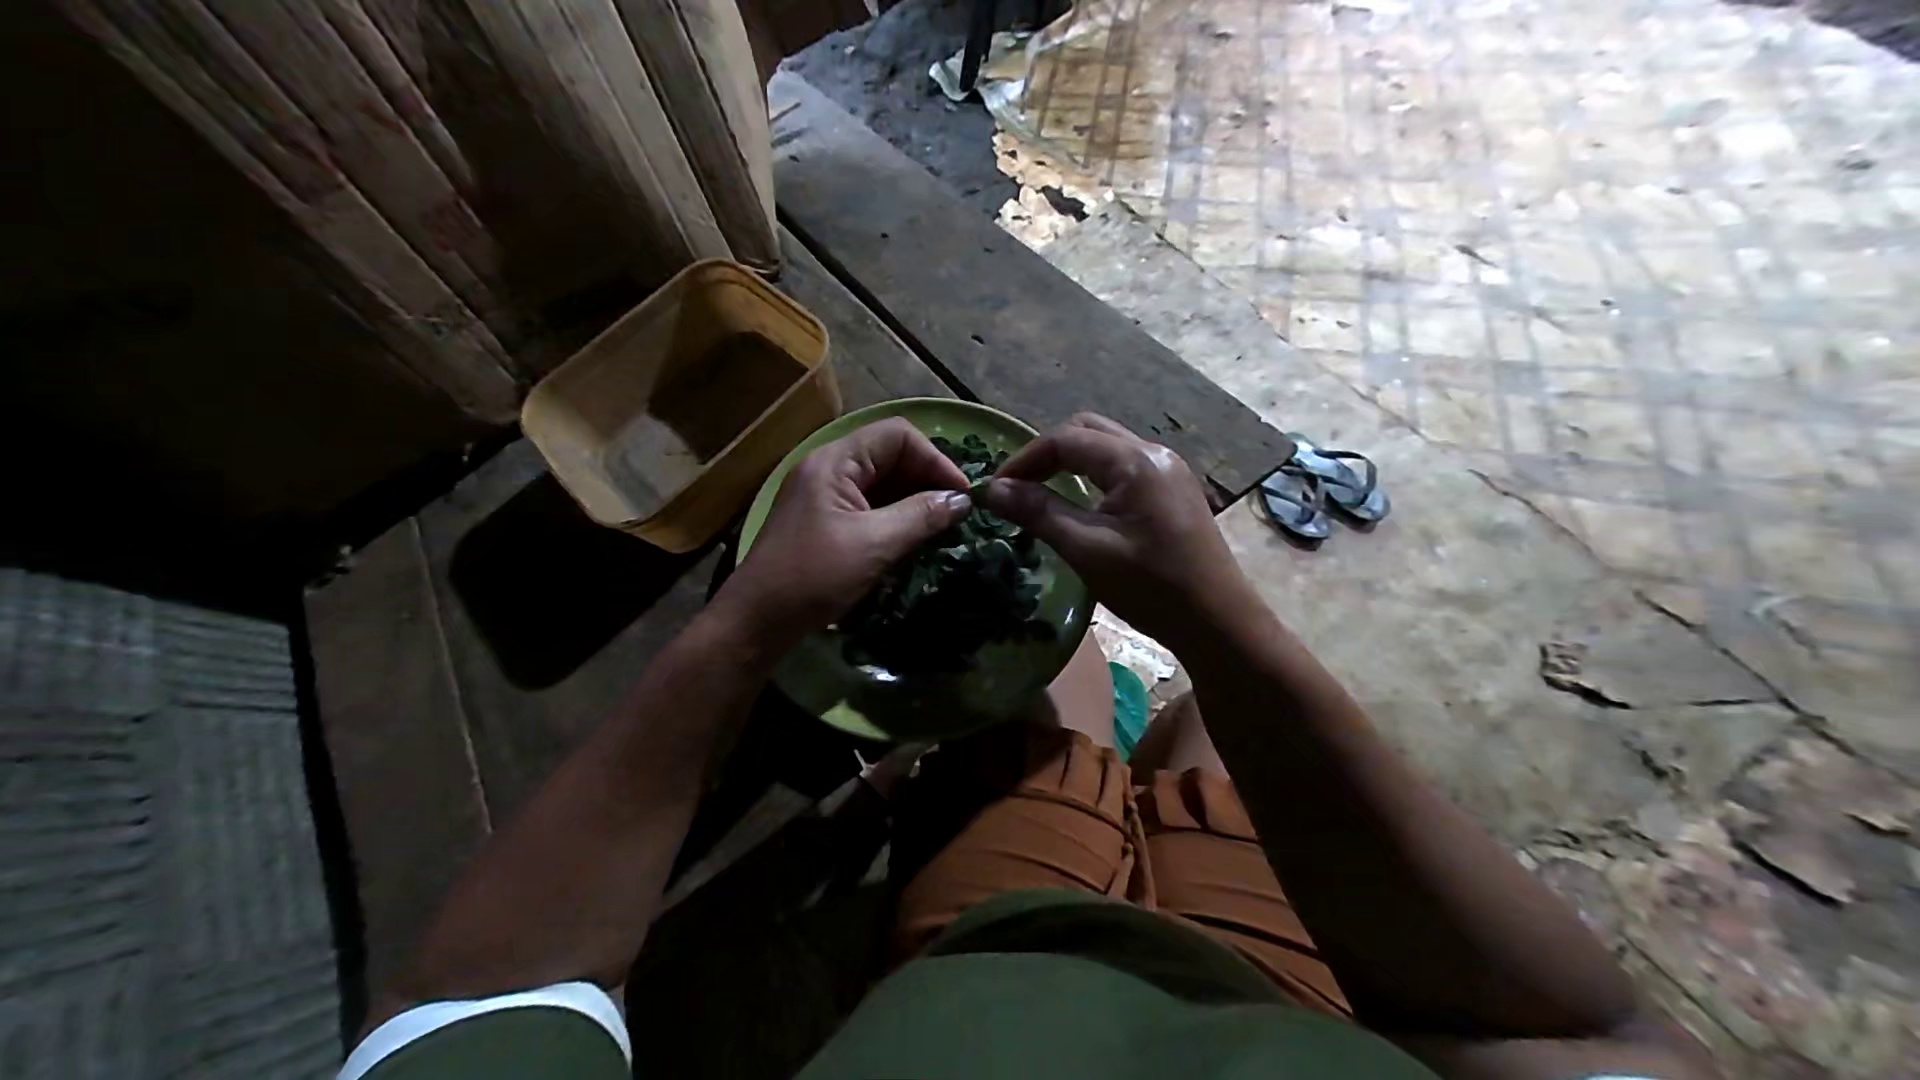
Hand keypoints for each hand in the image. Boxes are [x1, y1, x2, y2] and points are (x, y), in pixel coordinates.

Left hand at [719, 417, 973, 644]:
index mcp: (834, 461)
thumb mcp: (875, 544)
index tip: (963, 495)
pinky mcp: (827, 521)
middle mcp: (829, 469)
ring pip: (884, 483)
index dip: (936, 460)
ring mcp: (826, 496)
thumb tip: (963, 501)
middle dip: (928, 480)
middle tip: (958, 512)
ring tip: (945, 526)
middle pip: (891, 456)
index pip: (898, 436)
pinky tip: (917, 538)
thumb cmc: (813, 577)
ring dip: (916, 500)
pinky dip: (898, 517)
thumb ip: (921, 516)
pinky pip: (872, 506)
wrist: (758, 621)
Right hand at [975, 413, 1260, 645]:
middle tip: (1018, 488)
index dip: (1023, 460)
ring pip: (1105, 447)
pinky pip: (1122, 466)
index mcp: (1135, 461)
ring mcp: (1168, 470)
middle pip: (1087, 431)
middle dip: (1046, 453)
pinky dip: (1092, 475)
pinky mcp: (1172, 490)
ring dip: (1069, 462)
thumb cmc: (1152, 588)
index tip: (995, 490)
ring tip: (1041, 494)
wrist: (1218, 623)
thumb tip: (991, 489)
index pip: (1065, 439)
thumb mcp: (1087, 550)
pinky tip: (1080, 503)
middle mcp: (1154, 453)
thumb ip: (1038, 512)